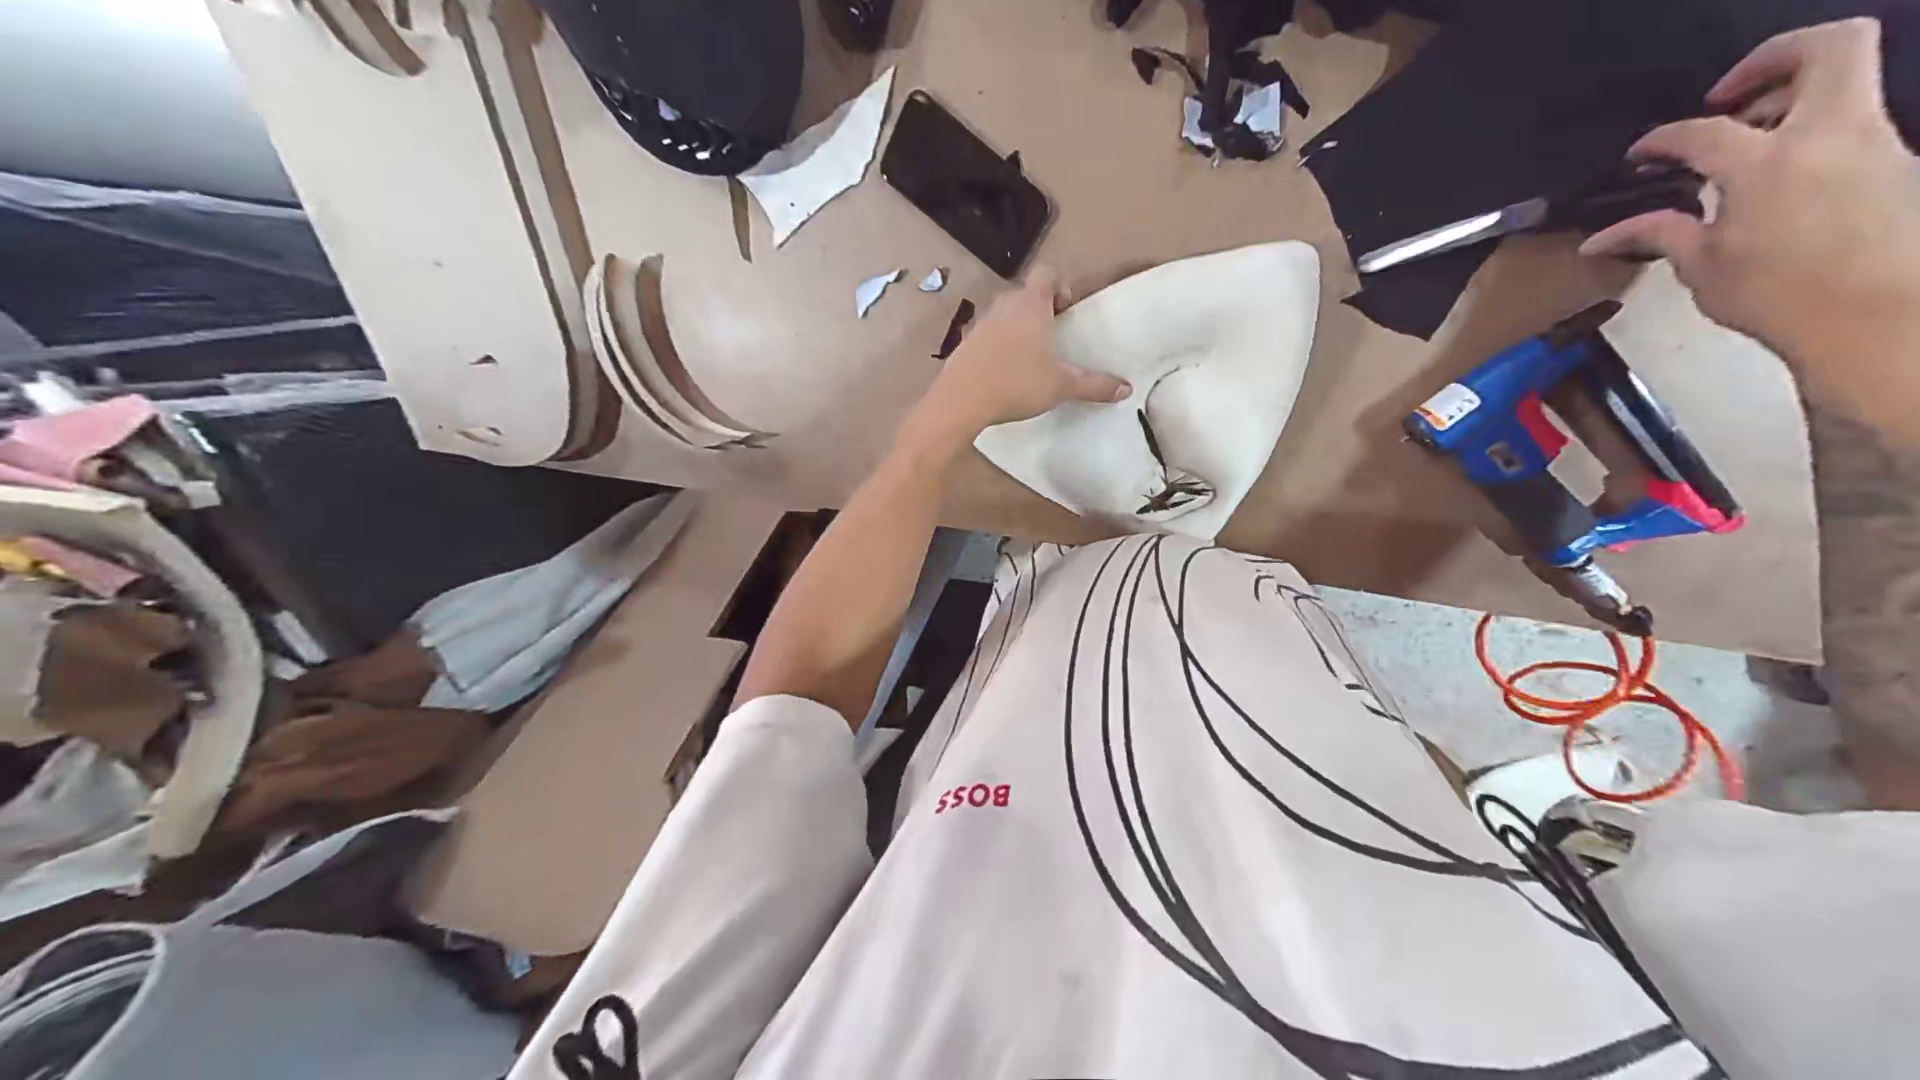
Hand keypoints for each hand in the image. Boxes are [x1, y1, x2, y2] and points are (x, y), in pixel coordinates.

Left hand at [903, 268, 1130, 449]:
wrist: (961, 400)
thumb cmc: (1016, 384)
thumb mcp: (1061, 386)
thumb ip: (1093, 385)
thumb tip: (1126, 389)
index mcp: (1030, 304)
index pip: (1047, 273)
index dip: (1060, 285)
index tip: (1066, 310)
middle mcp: (1003, 305)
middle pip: (1025, 293)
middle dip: (1040, 309)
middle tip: (1052, 336)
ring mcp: (980, 323)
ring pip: (1004, 314)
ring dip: (1017, 327)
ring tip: (1029, 356)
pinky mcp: (964, 344)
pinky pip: (986, 335)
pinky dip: (997, 345)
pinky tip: (1004, 371)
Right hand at [1582, 19, 1919, 368]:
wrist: (1877, 315)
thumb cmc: (1776, 295)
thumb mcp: (1700, 266)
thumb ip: (1659, 233)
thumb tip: (1602, 237)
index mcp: (1768, 163)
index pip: (1702, 131)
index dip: (1661, 139)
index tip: (1642, 154)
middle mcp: (1831, 135)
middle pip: (1828, 47)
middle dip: (1773, 57)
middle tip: (1726, 96)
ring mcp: (1875, 142)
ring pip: (1847, 83)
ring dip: (1793, 99)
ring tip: (1749, 143)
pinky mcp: (1897, 162)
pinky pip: (1852, 128)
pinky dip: (1811, 137)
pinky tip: (1779, 179)